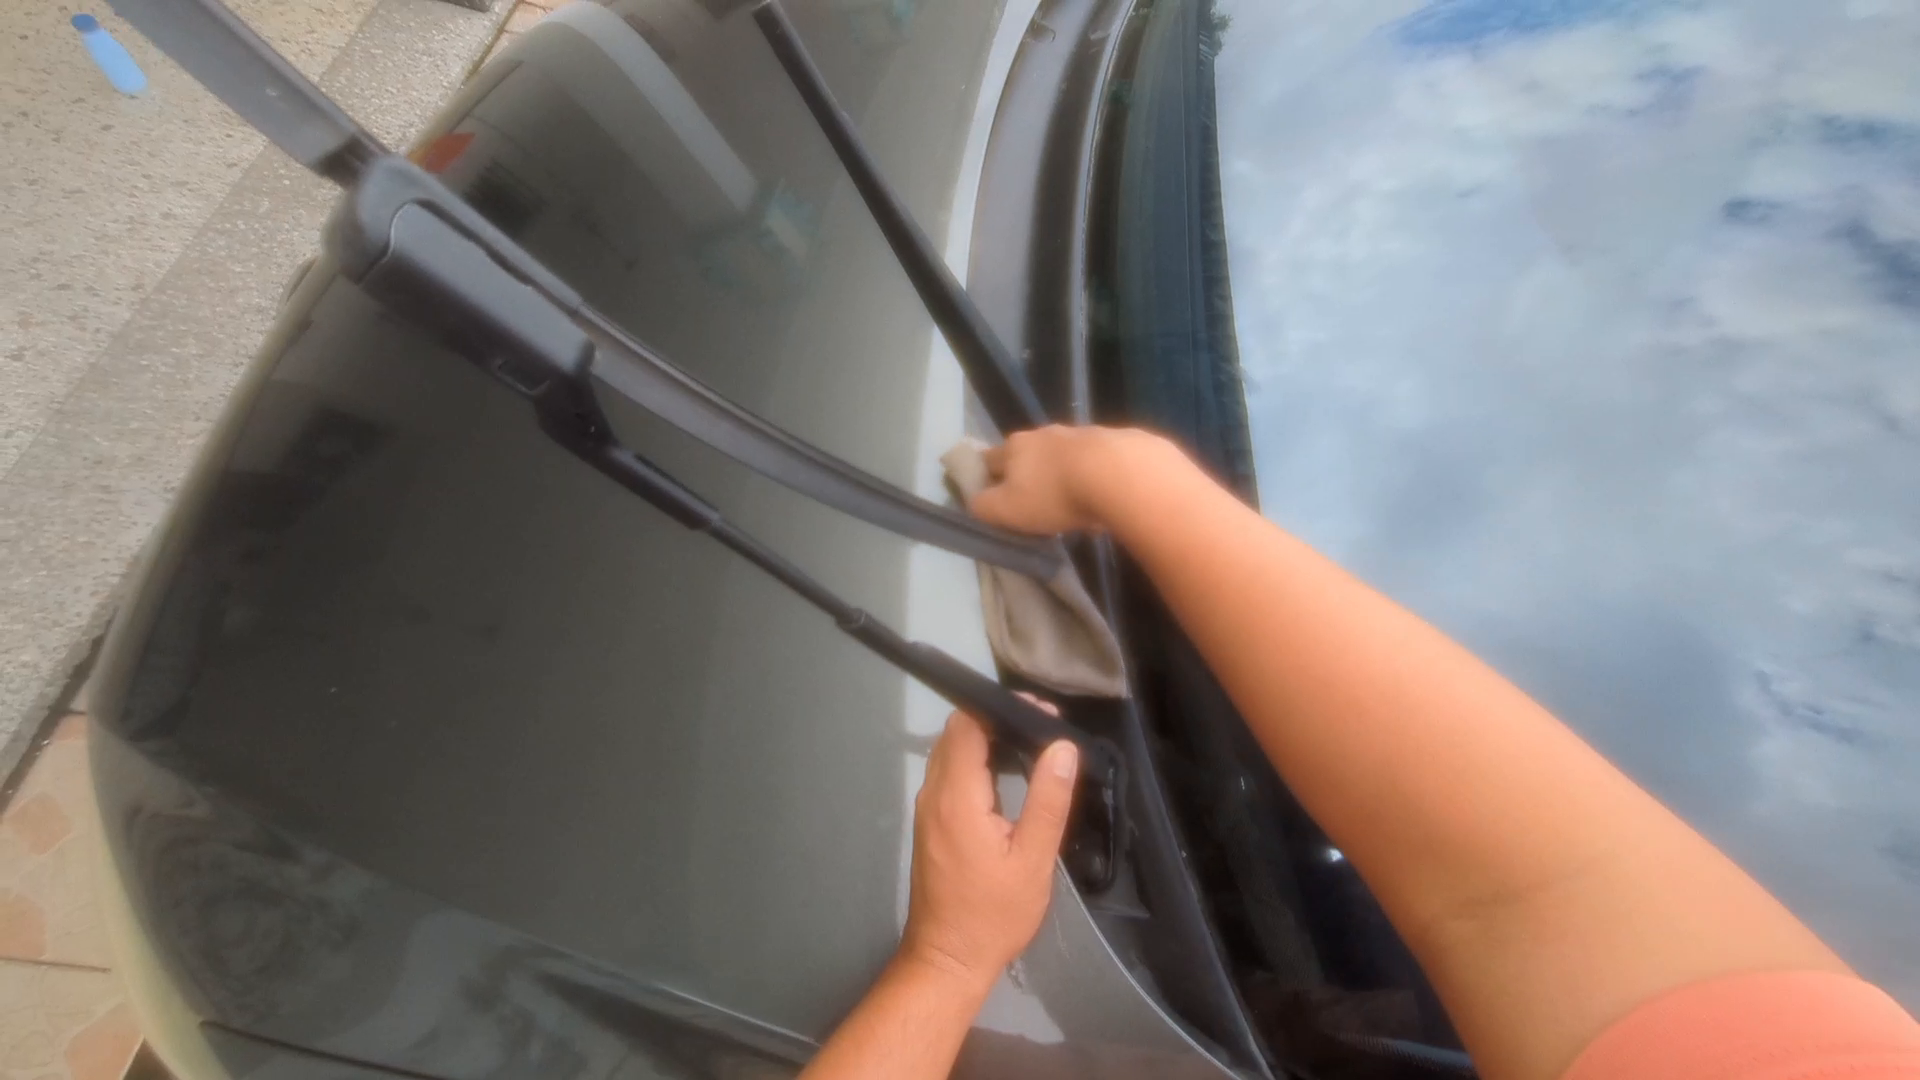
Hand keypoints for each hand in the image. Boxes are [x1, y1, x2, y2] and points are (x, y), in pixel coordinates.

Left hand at [900, 709, 1079, 991]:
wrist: (948, 960)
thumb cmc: (992, 914)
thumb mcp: (1033, 860)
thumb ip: (1048, 800)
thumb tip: (1063, 748)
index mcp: (957, 796)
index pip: (967, 725)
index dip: (1001, 709)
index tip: (1040, 715)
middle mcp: (934, 793)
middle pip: (957, 733)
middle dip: (995, 719)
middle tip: (1040, 728)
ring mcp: (927, 808)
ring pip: (950, 752)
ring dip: (985, 739)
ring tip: (1030, 746)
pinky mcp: (930, 823)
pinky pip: (949, 774)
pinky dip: (975, 761)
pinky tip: (1007, 775)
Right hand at [970, 425, 1176, 534]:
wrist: (1121, 474)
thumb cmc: (1054, 494)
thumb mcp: (1006, 510)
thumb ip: (983, 507)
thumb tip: (975, 502)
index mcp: (1015, 446)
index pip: (989, 459)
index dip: (985, 476)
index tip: (988, 494)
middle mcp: (1045, 432)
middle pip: (1028, 454)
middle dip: (1027, 474)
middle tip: (1031, 501)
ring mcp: (1082, 433)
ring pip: (1063, 456)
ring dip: (1061, 473)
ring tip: (1070, 499)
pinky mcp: (1115, 442)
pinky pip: (1095, 461)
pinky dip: (1093, 475)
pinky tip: (1101, 494)